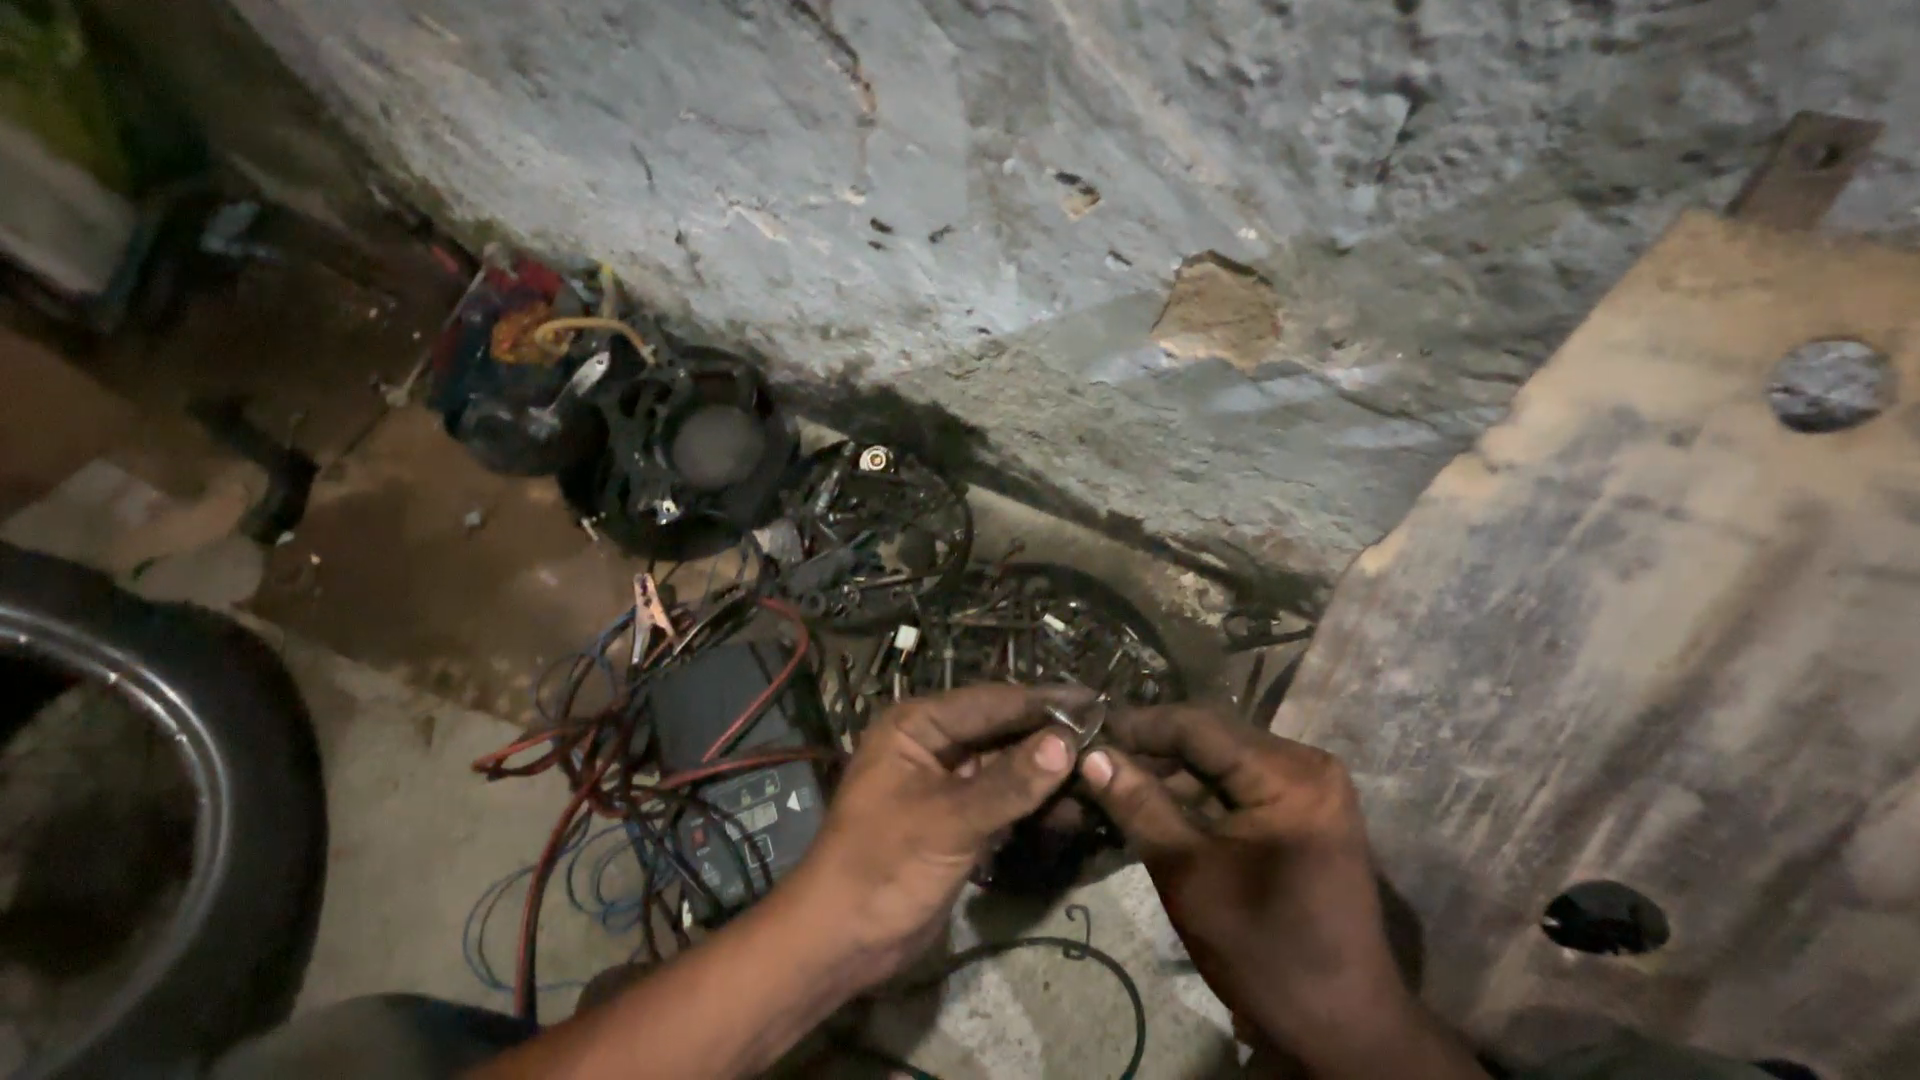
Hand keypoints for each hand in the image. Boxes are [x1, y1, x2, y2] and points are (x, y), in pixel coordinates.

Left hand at [786, 684, 1081, 987]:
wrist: (842, 940)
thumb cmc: (882, 866)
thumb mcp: (947, 820)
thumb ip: (1009, 782)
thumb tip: (1067, 743)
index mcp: (916, 726)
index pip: (990, 702)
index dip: (1042, 703)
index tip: (1095, 701)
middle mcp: (932, 744)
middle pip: (1001, 730)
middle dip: (1049, 736)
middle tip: (1107, 734)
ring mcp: (947, 783)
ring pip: (1007, 765)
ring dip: (1046, 771)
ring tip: (1100, 769)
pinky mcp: (959, 819)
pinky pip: (1004, 799)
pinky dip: (1033, 802)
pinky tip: (1072, 805)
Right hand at [1083, 704, 1485, 1078]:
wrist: (1341, 1027)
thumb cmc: (1263, 952)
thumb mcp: (1189, 875)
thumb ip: (1139, 805)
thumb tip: (1091, 754)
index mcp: (1288, 773)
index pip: (1196, 725)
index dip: (1136, 727)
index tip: (1081, 733)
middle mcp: (1306, 764)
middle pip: (1210, 738)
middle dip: (1148, 749)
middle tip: (1089, 759)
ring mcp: (1308, 788)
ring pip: (1220, 761)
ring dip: (1168, 772)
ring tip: (1109, 778)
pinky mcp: (1302, 812)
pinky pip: (1237, 785)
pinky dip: (1194, 793)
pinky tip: (1148, 800)